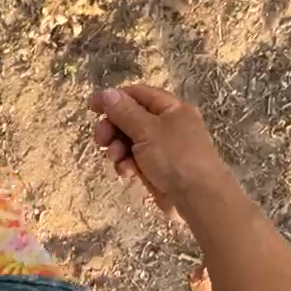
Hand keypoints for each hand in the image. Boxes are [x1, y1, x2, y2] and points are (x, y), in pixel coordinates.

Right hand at [88, 85, 240, 217]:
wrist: (198, 198)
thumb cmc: (175, 157)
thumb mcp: (147, 130)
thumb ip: (124, 111)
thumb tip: (107, 92)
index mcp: (171, 109)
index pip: (137, 95)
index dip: (114, 99)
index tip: (92, 108)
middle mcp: (167, 126)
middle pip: (130, 119)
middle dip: (113, 128)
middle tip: (101, 139)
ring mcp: (162, 149)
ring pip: (129, 142)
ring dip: (118, 149)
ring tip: (117, 158)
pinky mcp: (157, 169)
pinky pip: (135, 161)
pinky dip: (127, 164)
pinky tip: (127, 172)